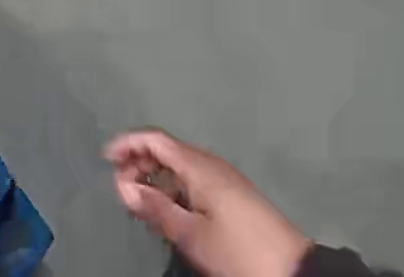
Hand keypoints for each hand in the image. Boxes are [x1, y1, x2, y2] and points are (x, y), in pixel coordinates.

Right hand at [105, 129, 312, 276]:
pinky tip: (168, 210)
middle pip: (166, 149)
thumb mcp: (193, 236)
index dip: (128, 143)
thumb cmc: (240, 254)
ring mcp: (223, 178)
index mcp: (198, 165)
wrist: (298, 274)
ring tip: (139, 203)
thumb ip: (156, 208)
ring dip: (156, 177)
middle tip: (121, 189)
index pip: (155, 139)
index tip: (106, 158)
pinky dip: (173, 187)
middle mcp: (209, 163)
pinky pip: (192, 179)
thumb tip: (123, 186)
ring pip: (179, 166)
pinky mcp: (233, 194)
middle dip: (139, 162)